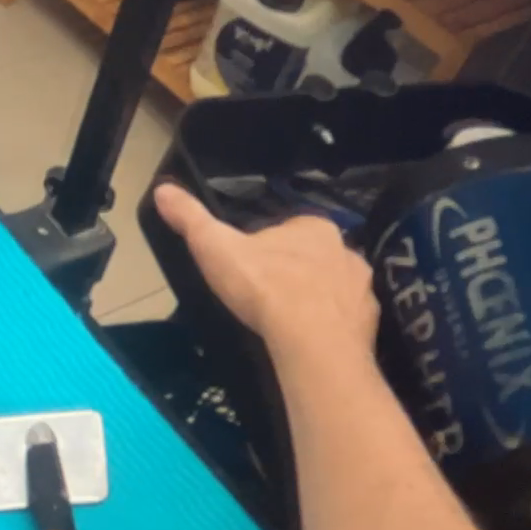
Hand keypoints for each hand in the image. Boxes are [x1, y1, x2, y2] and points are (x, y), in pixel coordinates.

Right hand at [153, 184, 378, 369]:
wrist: (311, 339)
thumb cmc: (263, 287)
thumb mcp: (215, 248)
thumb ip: (191, 219)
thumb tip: (162, 189)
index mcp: (311, 226)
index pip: (286, 229)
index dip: (265, 248)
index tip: (247, 268)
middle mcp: (344, 248)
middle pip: (312, 257)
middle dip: (293, 271)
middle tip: (265, 297)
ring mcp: (359, 285)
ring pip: (333, 285)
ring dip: (314, 297)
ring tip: (286, 322)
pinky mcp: (367, 318)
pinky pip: (347, 316)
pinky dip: (331, 325)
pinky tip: (309, 339)